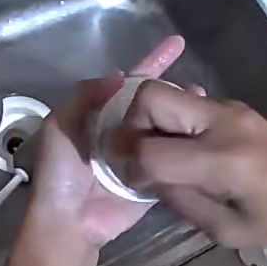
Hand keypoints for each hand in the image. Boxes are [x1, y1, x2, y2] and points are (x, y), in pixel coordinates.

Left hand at [24, 36, 186, 247]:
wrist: (69, 221)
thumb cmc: (61, 172)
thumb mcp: (60, 125)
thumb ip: (86, 95)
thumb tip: (123, 74)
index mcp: (99, 114)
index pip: (130, 82)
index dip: (152, 63)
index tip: (177, 44)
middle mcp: (122, 130)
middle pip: (154, 103)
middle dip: (174, 91)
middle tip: (198, 84)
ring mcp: (140, 154)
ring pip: (167, 128)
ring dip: (185, 114)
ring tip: (206, 102)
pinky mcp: (153, 178)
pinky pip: (173, 157)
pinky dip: (188, 145)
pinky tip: (204, 134)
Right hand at [122, 83, 266, 250]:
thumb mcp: (226, 230)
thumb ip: (180, 200)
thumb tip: (143, 176)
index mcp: (224, 160)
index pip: (150, 150)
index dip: (128, 164)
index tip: (128, 179)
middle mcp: (223, 122)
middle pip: (151, 96)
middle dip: (130, 124)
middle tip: (134, 155)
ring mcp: (230, 108)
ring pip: (166, 92)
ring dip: (150, 120)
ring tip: (156, 153)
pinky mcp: (235, 106)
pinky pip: (186, 102)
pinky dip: (170, 120)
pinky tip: (181, 149)